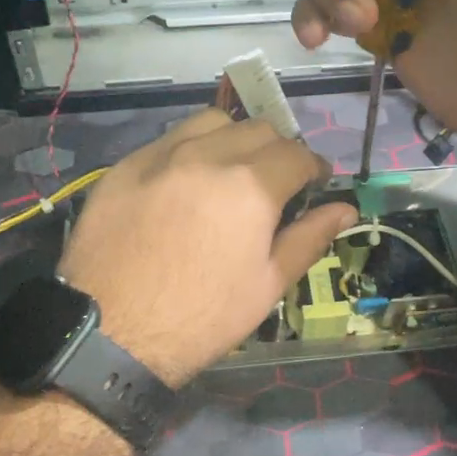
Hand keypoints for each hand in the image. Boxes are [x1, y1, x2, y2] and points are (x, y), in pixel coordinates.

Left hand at [56, 110, 357, 386]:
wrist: (111, 334)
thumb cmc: (201, 319)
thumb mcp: (267, 286)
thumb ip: (309, 238)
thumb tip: (345, 209)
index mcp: (251, 186)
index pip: (296, 154)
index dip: (314, 166)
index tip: (315, 183)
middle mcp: (208, 156)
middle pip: (257, 129)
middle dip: (277, 150)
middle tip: (277, 181)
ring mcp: (161, 156)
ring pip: (211, 122)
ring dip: (233, 137)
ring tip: (231, 169)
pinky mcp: (124, 166)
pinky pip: (168, 139)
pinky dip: (190, 148)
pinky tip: (186, 179)